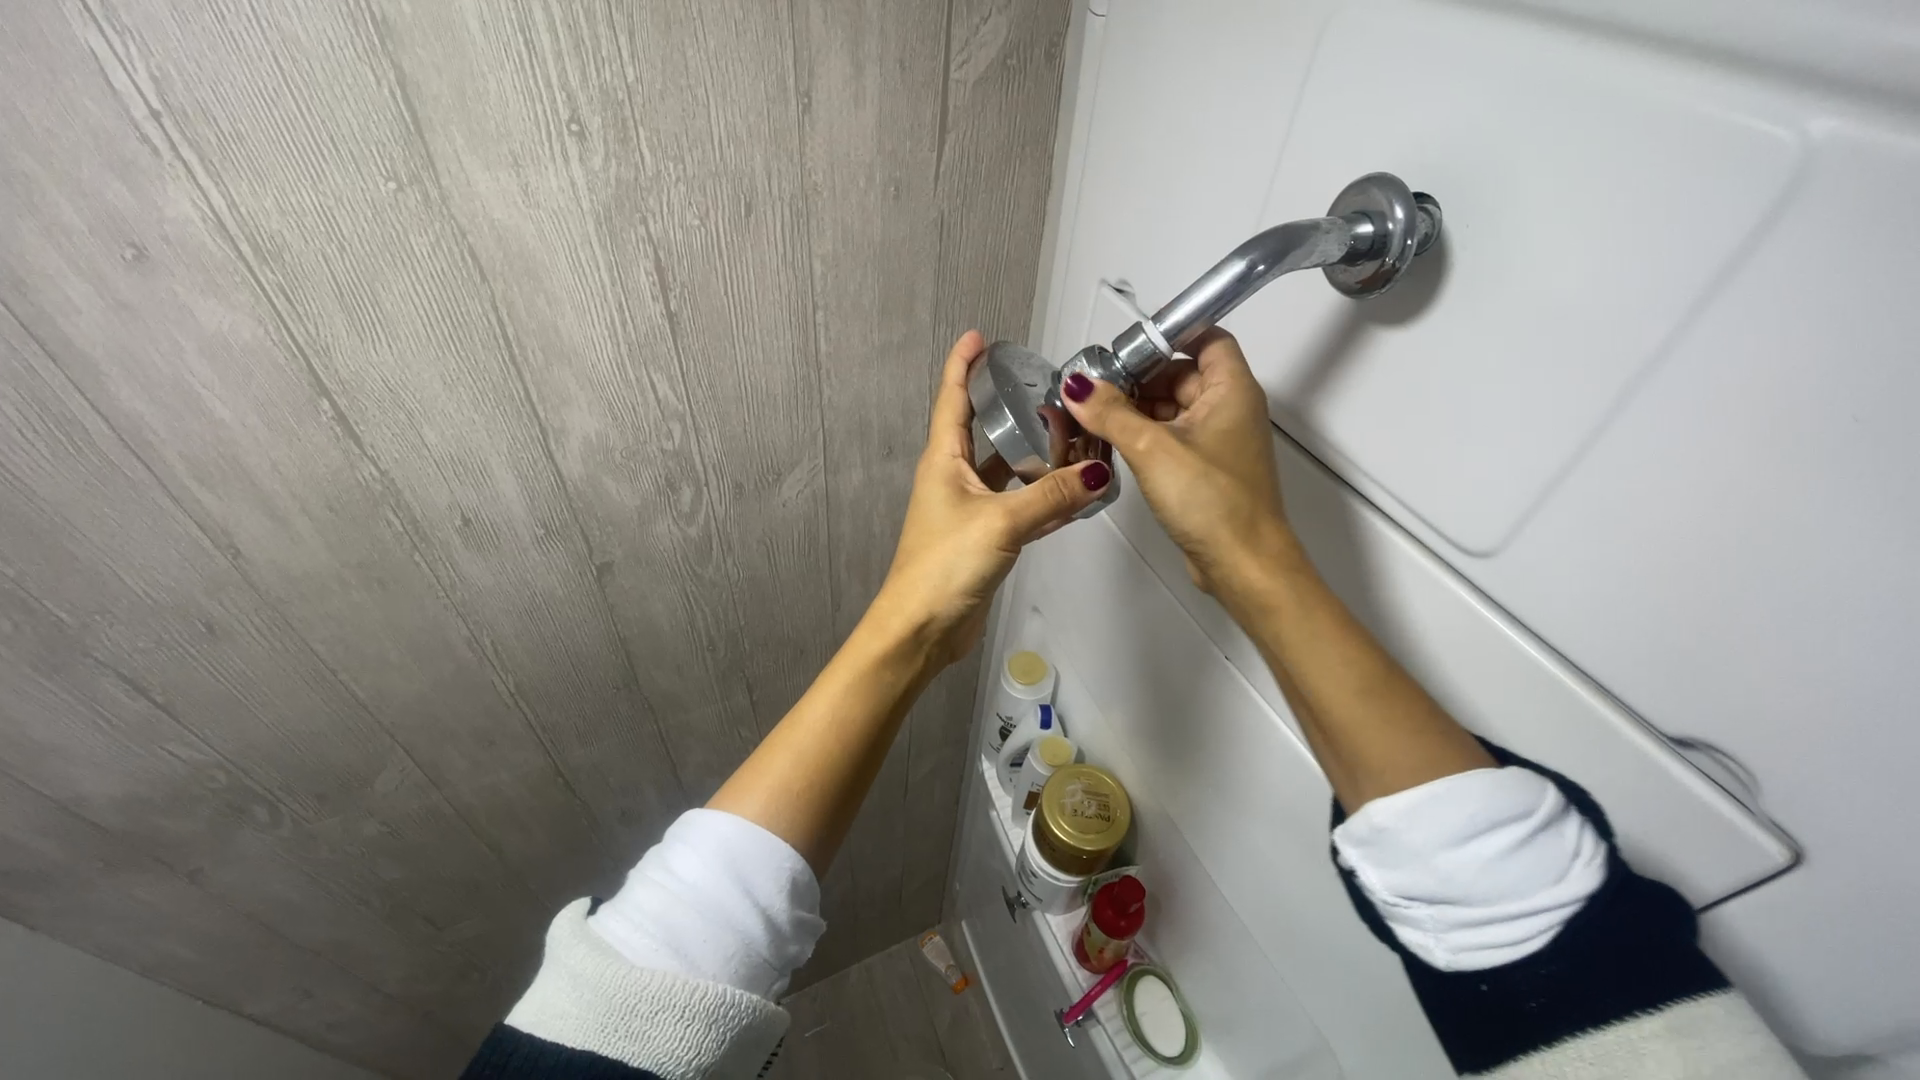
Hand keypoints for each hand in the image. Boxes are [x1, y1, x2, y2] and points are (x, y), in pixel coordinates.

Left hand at [871, 331, 1112, 665]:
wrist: (923, 629)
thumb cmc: (944, 566)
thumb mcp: (1001, 522)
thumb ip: (1052, 496)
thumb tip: (1099, 472)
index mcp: (943, 461)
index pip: (952, 400)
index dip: (963, 365)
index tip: (979, 337)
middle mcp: (954, 478)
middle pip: (986, 433)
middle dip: (1013, 410)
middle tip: (1050, 391)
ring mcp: (970, 510)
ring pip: (1008, 472)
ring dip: (1037, 458)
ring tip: (1076, 439)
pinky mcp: (985, 539)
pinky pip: (1020, 507)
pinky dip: (1044, 500)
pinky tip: (1075, 496)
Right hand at [1060, 328, 1287, 594]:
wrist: (1243, 564)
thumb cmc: (1210, 499)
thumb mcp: (1153, 448)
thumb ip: (1111, 413)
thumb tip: (1075, 385)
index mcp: (1231, 390)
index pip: (1207, 338)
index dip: (1169, 335)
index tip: (1125, 347)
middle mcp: (1230, 409)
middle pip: (1183, 373)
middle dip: (1140, 377)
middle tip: (1096, 388)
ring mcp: (1219, 442)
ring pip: (1175, 408)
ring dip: (1138, 409)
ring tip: (1095, 416)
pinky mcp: (1206, 470)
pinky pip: (1173, 438)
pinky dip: (1146, 436)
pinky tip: (1114, 444)